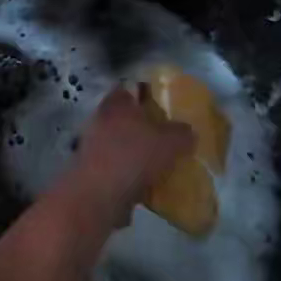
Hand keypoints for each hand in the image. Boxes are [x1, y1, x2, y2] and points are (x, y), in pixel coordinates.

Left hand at [60, 88, 194, 225]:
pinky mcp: (93, 166)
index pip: (129, 88)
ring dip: (137, 149)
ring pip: (121, 140)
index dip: (145, 93)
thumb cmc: (134, 155)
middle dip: (144, 125)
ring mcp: (93, 142)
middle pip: (125, 116)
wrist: (99, 192)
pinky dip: (131, 170)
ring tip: (162, 162)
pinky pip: (117, 163)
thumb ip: (181, 132)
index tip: (163, 104)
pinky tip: (148, 182)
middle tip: (168, 136)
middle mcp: (101, 118)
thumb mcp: (169, 141)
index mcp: (116, 103)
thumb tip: (188, 130)